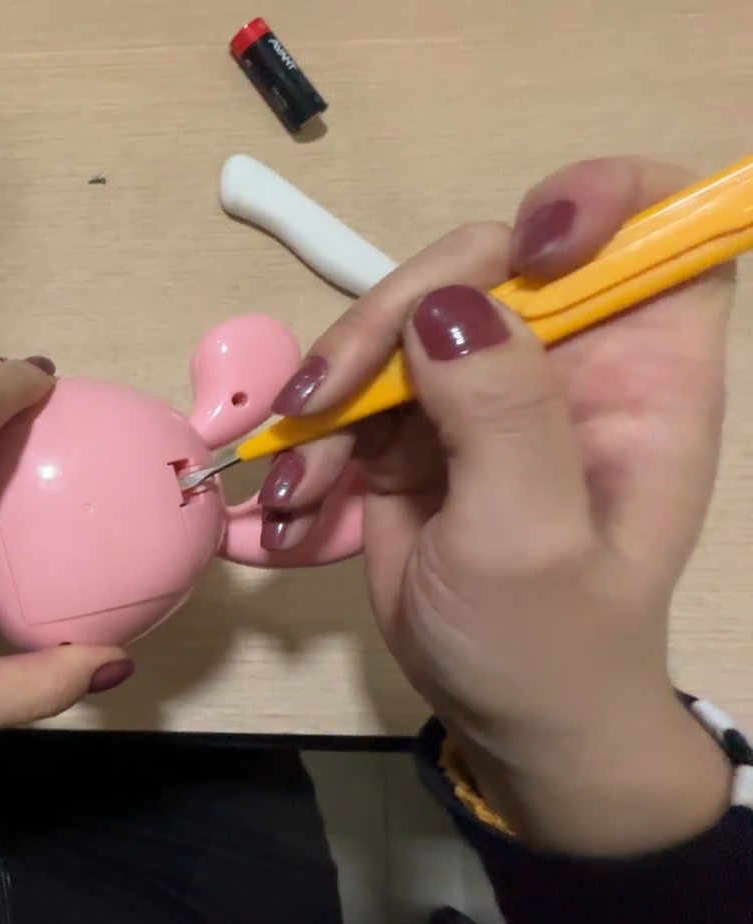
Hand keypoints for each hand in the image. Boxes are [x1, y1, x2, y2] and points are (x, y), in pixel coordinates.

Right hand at [262, 157, 734, 855]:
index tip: (523, 248)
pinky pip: (337, 408)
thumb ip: (501, 415)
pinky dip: (301, 453)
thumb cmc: (545, 634)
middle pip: (465, 277)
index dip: (592, 204)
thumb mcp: (527, 534)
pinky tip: (289, 507)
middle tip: (319, 404)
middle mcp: (549, 368)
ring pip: (380, 341)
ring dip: (321, 404)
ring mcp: (463, 402)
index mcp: (633, 377)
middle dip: (379, 328)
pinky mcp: (399, 439)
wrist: (499, 706)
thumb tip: (449, 303)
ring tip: (296, 488)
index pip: (647, 235)